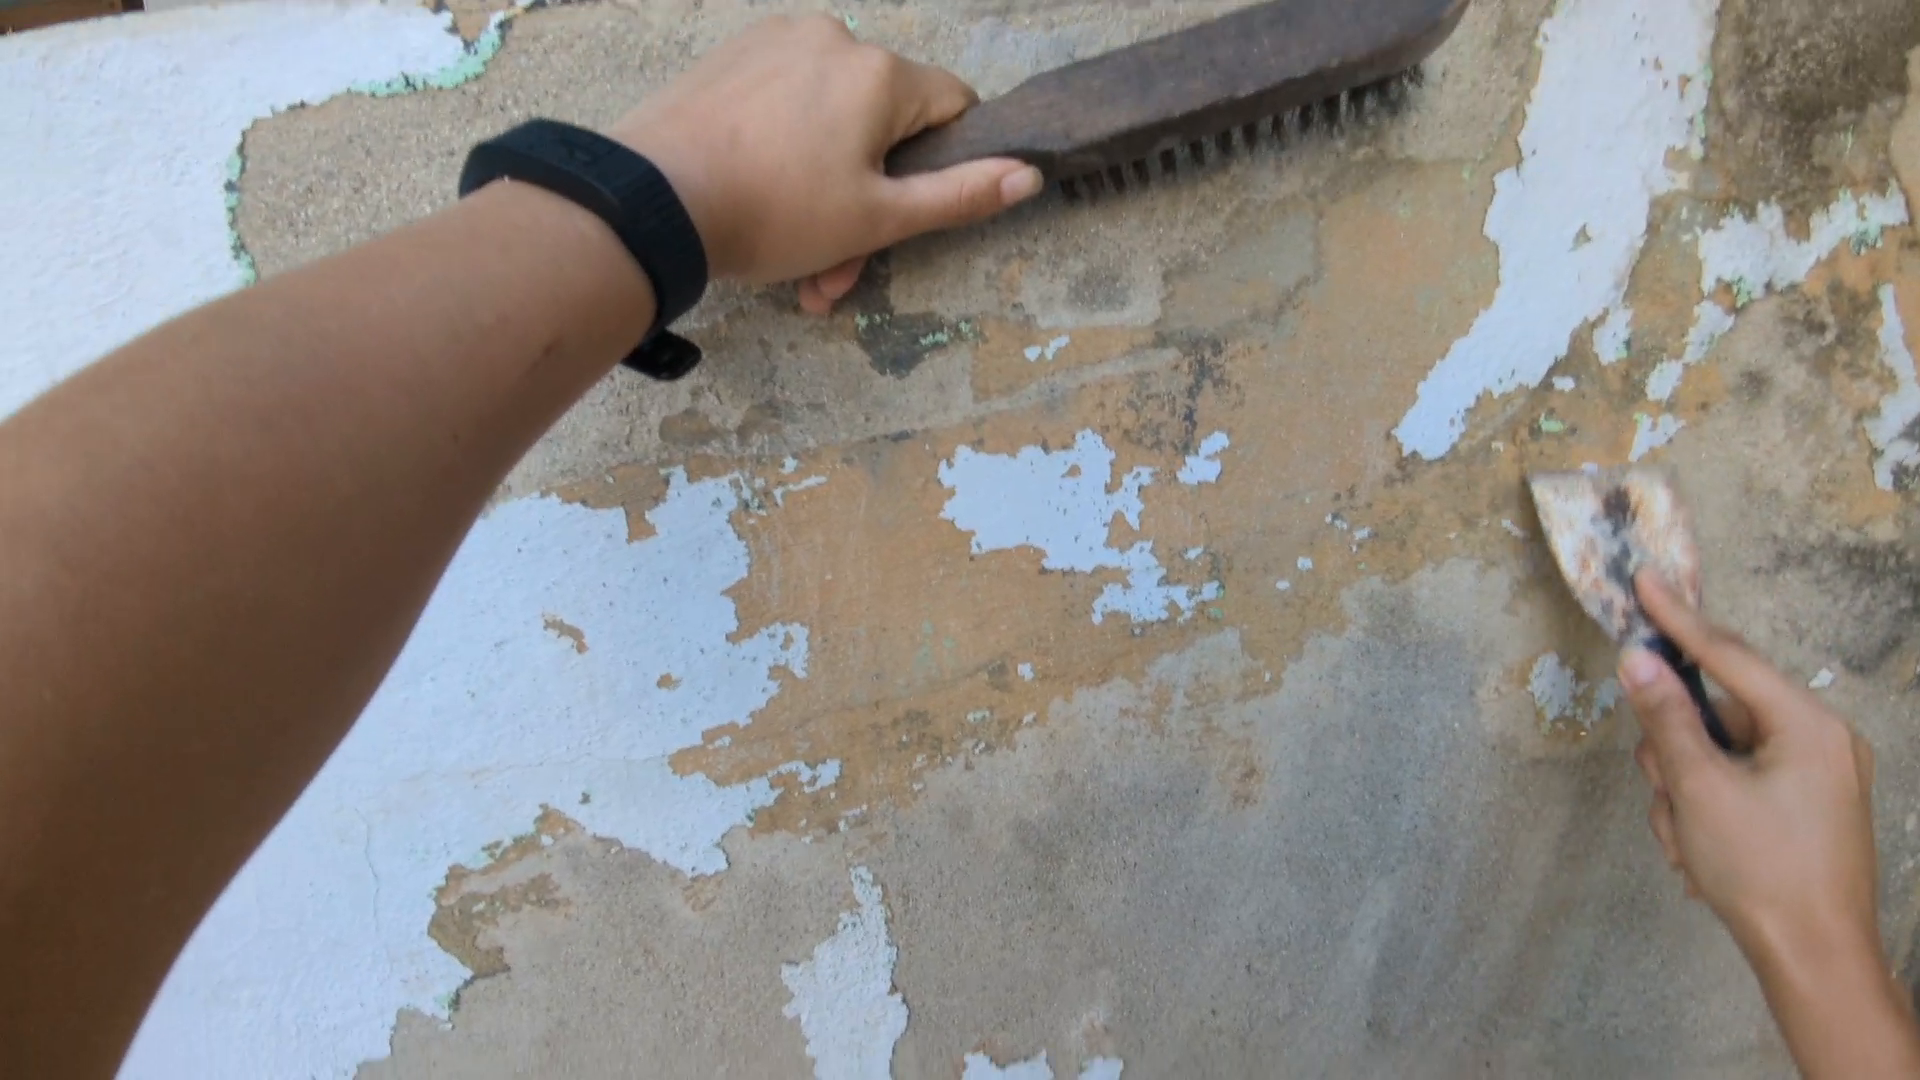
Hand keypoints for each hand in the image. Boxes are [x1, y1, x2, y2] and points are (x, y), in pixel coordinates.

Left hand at [605, 15, 1042, 309]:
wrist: (656, 202)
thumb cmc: (779, 214)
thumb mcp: (880, 218)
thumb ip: (958, 195)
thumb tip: (1029, 174)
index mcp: (879, 73)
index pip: (952, 105)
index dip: (947, 163)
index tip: (910, 209)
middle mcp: (834, 38)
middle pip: (885, 128)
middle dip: (872, 206)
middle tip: (839, 272)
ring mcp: (777, 41)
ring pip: (834, 126)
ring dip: (830, 198)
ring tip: (801, 265)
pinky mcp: (735, 58)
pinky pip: (788, 110)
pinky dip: (791, 161)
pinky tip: (767, 207)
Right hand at [1622, 572, 1880, 968]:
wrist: (1809, 951)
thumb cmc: (1759, 862)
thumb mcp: (1698, 783)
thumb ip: (1664, 715)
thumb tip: (1638, 656)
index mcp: (1807, 727)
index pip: (1727, 655)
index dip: (1679, 616)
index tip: (1644, 580)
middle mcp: (1811, 739)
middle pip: (1706, 707)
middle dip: (1671, 747)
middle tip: (1669, 786)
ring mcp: (1800, 769)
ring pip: (1700, 743)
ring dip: (1676, 781)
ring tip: (1687, 827)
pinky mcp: (1784, 794)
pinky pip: (1712, 771)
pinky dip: (1690, 798)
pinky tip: (1697, 837)